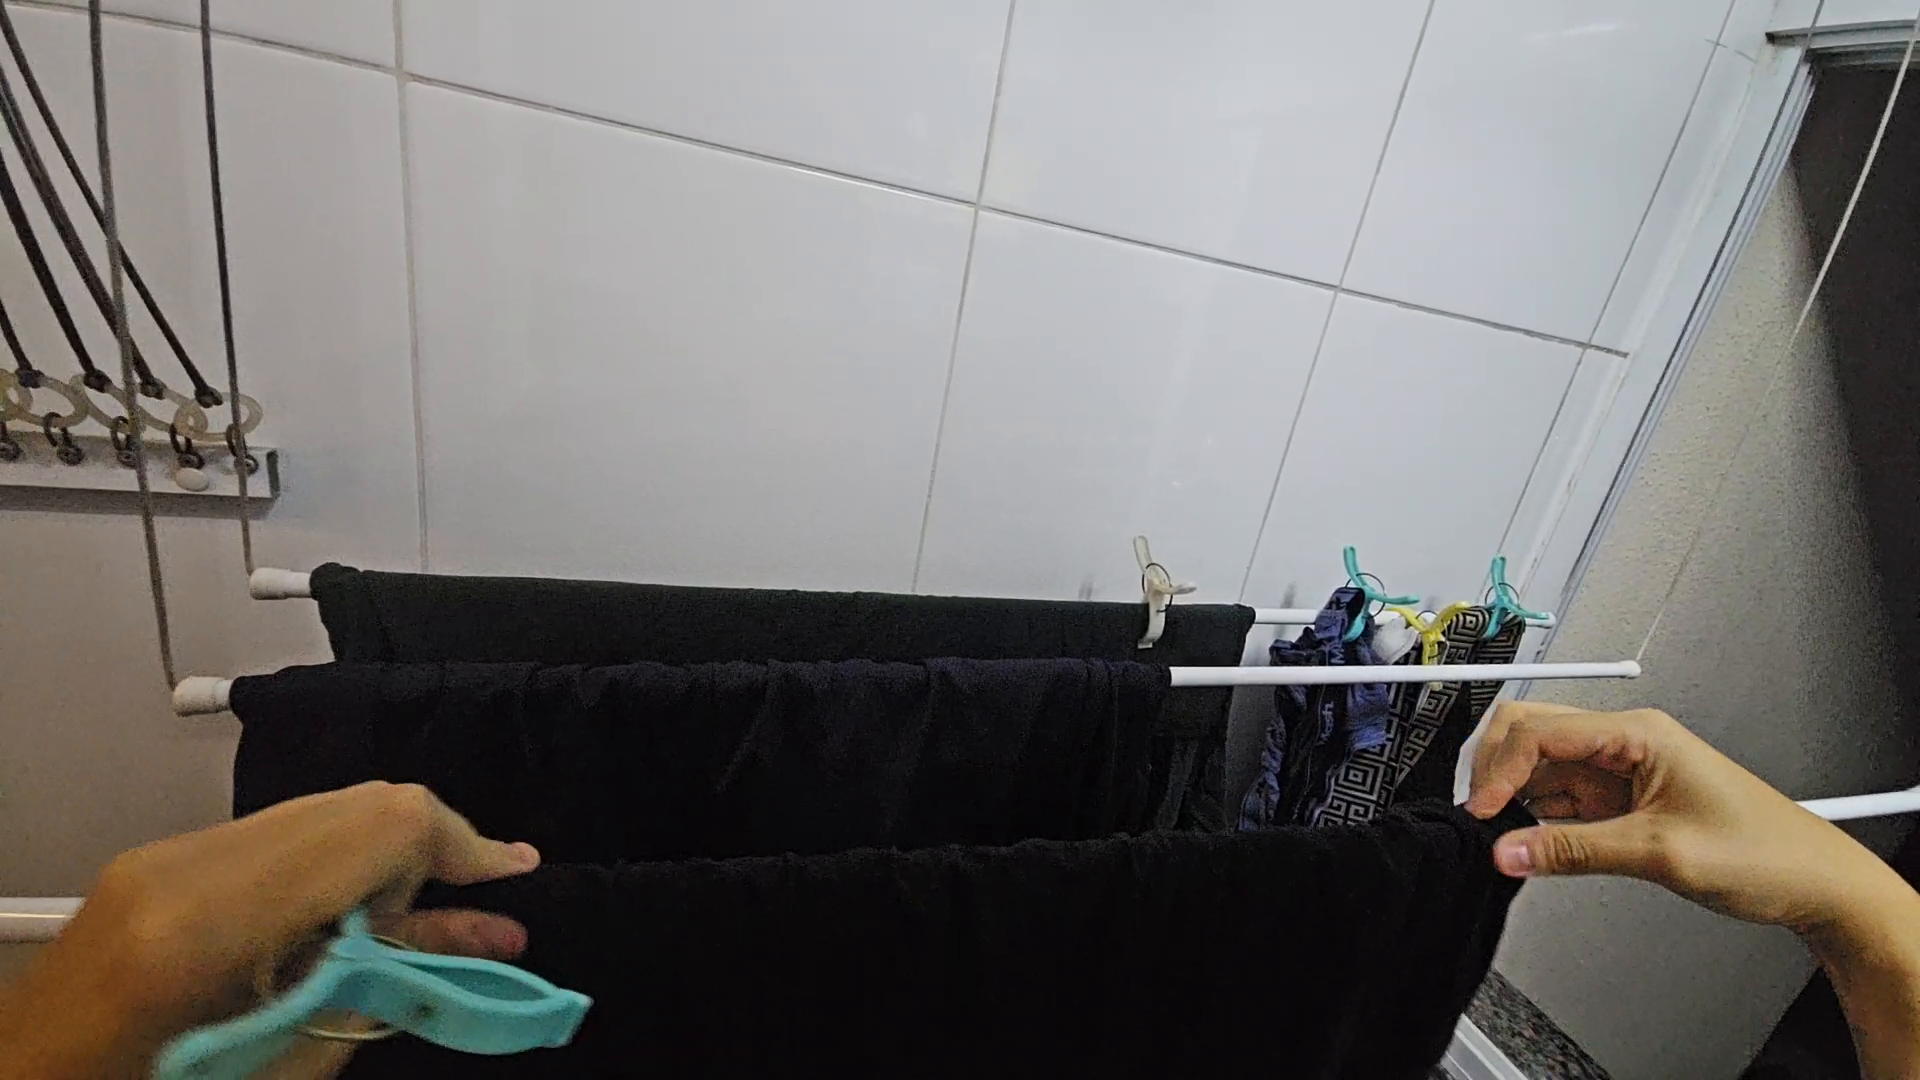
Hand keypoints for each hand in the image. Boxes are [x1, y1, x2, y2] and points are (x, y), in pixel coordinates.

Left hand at [0, 782, 540, 1078]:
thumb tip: (500, 936)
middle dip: (435, 849)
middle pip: (373, 801)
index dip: (465, 844)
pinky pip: (302, 822)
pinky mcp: (169, 854)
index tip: (513, 874)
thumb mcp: (290, 1061)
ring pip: (344, 803)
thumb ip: (399, 984)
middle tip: (462, 905)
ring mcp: (171, 852)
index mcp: (205, 927)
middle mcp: (185, 865)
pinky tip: (344, 910)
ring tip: (392, 921)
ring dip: (393, 852)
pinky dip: (351, 853)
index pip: (386, 826)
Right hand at [1466, 703, 1919, 1079]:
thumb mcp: (1661, 854)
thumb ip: (1572, 850)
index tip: (1484, 808)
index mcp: (1635, 732)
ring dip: (1510, 793)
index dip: (1500, 767)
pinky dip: (1530, 813)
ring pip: (1531, 762)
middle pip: (1524, 731)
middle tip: (1481, 808)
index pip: (1538, 731)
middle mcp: (1617, 740)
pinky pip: (1550, 792)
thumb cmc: (1772, 856)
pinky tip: (1529, 836)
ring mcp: (1610, 766)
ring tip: (1503, 830)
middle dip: (1494, 767)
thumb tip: (1506, 851)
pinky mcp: (1608, 793)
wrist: (1824, 890)